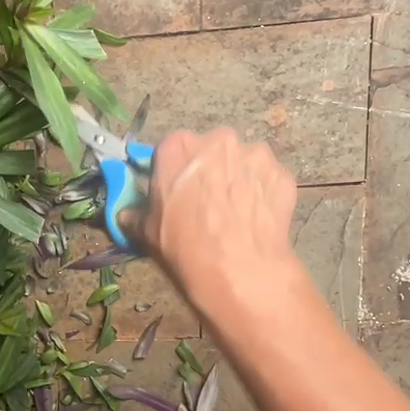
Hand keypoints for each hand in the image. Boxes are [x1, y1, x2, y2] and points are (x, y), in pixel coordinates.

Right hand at [119, 128, 300, 317]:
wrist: (239, 271)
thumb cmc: (183, 246)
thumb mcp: (144, 231)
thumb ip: (134, 213)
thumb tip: (127, 213)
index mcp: (177, 146)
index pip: (169, 150)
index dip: (171, 171)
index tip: (173, 192)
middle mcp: (218, 140)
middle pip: (208, 150)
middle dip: (206, 170)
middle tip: (202, 204)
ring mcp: (255, 154)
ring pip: (240, 162)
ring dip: (235, 179)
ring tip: (232, 214)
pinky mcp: (282, 174)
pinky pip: (266, 179)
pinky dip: (260, 193)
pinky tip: (254, 219)